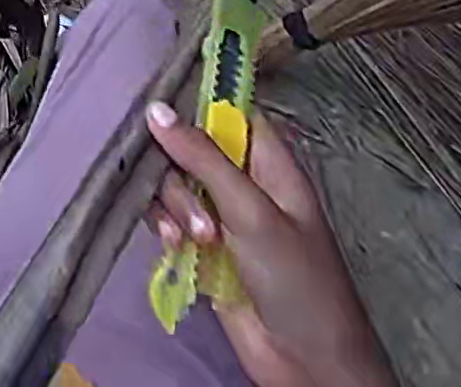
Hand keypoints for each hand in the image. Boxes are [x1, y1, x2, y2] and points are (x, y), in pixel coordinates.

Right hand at [144, 104, 391, 386]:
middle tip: (191, 201)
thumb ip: (202, 158)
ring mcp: (216, 210)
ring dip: (173, 204)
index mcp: (267, 162)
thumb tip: (154, 108)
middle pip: (188, 144)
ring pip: (171, 178)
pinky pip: (162, 211)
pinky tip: (173, 246)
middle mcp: (239, 179)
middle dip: (178, 169)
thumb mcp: (251, 212)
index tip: (160, 102)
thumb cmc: (296, 281)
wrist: (306, 369)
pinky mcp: (196, 240)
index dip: (197, 101)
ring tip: (194, 239)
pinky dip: (162, 224)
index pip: (229, 109)